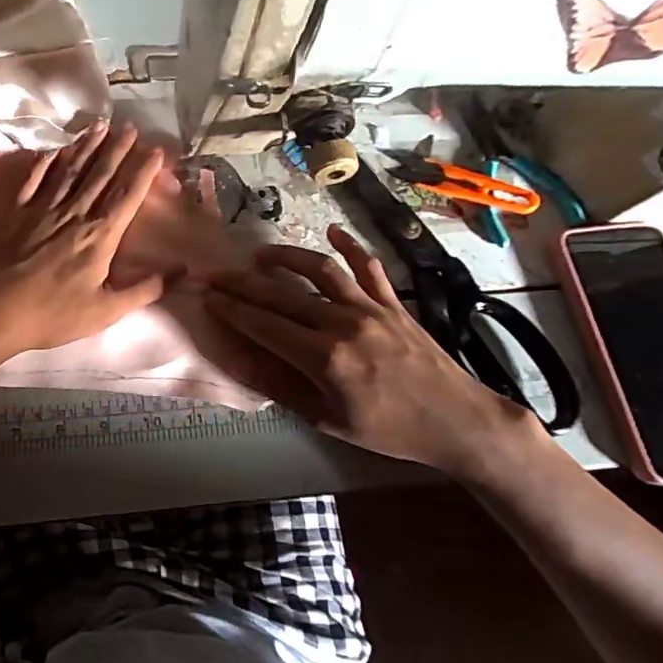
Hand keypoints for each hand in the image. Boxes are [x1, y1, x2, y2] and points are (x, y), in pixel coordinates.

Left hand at [0, 122, 169, 364]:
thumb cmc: (52, 314)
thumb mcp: (106, 311)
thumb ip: (145, 290)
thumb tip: (182, 271)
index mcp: (100, 236)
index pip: (128, 196)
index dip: (144, 171)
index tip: (157, 150)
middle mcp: (74, 214)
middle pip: (101, 175)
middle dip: (118, 149)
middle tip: (130, 127)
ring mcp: (42, 210)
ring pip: (70, 170)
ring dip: (87, 147)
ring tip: (100, 126)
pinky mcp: (15, 213)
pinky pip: (34, 180)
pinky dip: (46, 163)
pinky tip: (55, 150)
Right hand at [204, 225, 545, 476]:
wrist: (455, 419)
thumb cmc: (389, 430)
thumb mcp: (329, 421)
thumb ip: (282, 387)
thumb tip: (239, 361)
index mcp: (325, 358)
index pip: (265, 325)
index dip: (232, 309)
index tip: (207, 296)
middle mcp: (344, 323)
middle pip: (283, 294)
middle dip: (244, 283)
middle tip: (217, 274)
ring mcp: (371, 307)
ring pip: (320, 270)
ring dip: (286, 257)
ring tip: (260, 256)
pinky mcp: (393, 302)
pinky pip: (369, 267)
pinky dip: (349, 246)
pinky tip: (332, 231)